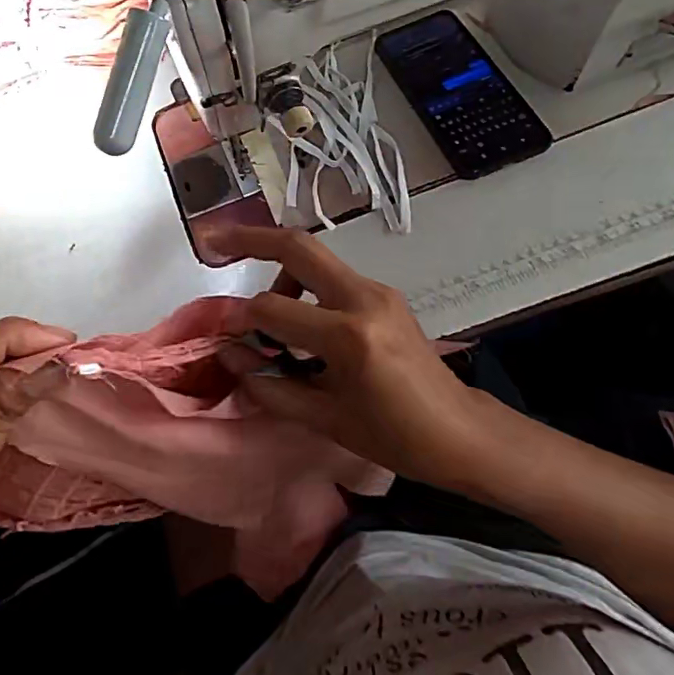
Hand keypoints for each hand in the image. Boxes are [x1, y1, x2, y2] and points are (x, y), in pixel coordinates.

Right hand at [204, 225, 494, 488]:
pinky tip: (301, 325)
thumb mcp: (325, 419)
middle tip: (214, 241)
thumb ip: (271, 384)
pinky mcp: (385, 295)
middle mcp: (365, 298)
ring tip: (268, 319)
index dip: (240, 320)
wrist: (459, 431)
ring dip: (282, 272)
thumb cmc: (394, 437)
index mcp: (349, 335)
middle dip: (250, 238)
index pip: (273, 308)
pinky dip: (305, 288)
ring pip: (316, 258)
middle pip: (299, 246)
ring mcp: (379, 291)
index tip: (225, 335)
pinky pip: (334, 278)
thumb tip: (231, 355)